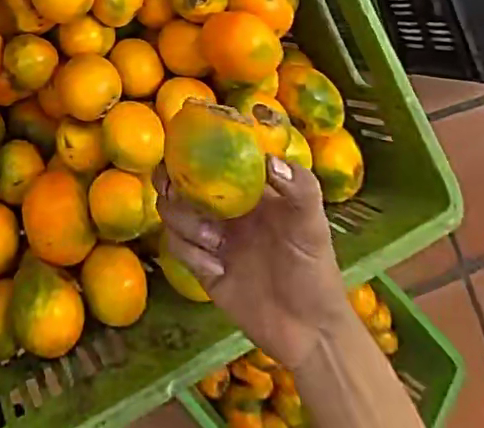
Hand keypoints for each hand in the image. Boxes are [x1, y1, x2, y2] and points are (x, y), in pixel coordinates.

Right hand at [157, 155, 351, 372]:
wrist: (308, 332)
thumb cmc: (314, 270)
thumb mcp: (312, 226)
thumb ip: (300, 188)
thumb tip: (269, 160)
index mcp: (244, 189)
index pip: (209, 157)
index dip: (190, 150)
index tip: (183, 152)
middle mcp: (221, 206)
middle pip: (177, 180)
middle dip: (169, 183)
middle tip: (175, 191)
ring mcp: (207, 234)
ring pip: (171, 211)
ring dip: (184, 221)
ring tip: (214, 241)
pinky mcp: (199, 264)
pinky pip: (175, 246)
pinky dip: (189, 252)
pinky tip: (216, 267)